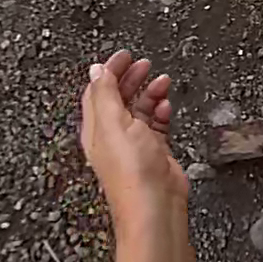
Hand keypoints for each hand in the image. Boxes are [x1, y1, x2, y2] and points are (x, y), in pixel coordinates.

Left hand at [80, 50, 185, 226]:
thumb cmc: (133, 172)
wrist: (156, 206)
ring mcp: (135, 144)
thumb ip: (104, 94)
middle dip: (131, 77)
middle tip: (144, 63)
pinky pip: (157, 125)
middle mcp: (114, 136)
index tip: (125, 55)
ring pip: (140, 109)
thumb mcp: (113, 122)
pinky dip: (162, 112)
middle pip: (120, 97)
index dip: (110, 71)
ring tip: (162, 81)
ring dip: (150, 92)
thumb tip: (96, 70)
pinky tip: (166, 107)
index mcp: (97, 128)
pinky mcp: (154, 152)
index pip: (99, 91)